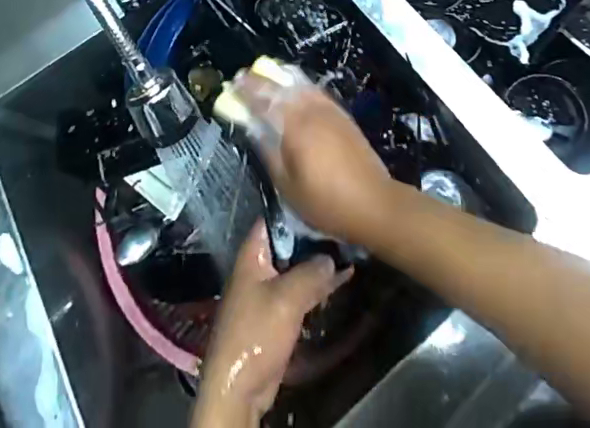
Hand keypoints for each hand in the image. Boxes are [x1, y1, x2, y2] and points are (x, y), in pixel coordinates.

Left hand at [192, 221, 351, 427]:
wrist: (239, 385)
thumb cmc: (257, 333)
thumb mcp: (286, 299)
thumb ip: (310, 274)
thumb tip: (332, 258)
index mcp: (252, 254)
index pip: (273, 219)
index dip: (297, 210)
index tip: (325, 204)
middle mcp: (258, 267)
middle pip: (287, 243)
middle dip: (314, 238)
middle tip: (345, 228)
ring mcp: (266, 290)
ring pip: (295, 267)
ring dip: (318, 263)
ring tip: (350, 250)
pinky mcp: (275, 313)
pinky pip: (298, 289)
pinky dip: (317, 284)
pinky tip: (340, 280)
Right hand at [232, 71, 399, 243]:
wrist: (375, 204)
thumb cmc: (326, 202)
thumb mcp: (287, 185)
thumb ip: (267, 152)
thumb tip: (251, 128)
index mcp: (294, 127)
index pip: (263, 101)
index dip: (246, 91)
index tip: (231, 84)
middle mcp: (310, 111)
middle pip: (281, 87)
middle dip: (260, 80)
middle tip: (243, 76)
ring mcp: (328, 111)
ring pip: (300, 84)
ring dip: (280, 77)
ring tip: (266, 74)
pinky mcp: (342, 115)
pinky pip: (315, 90)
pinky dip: (300, 83)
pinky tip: (295, 86)